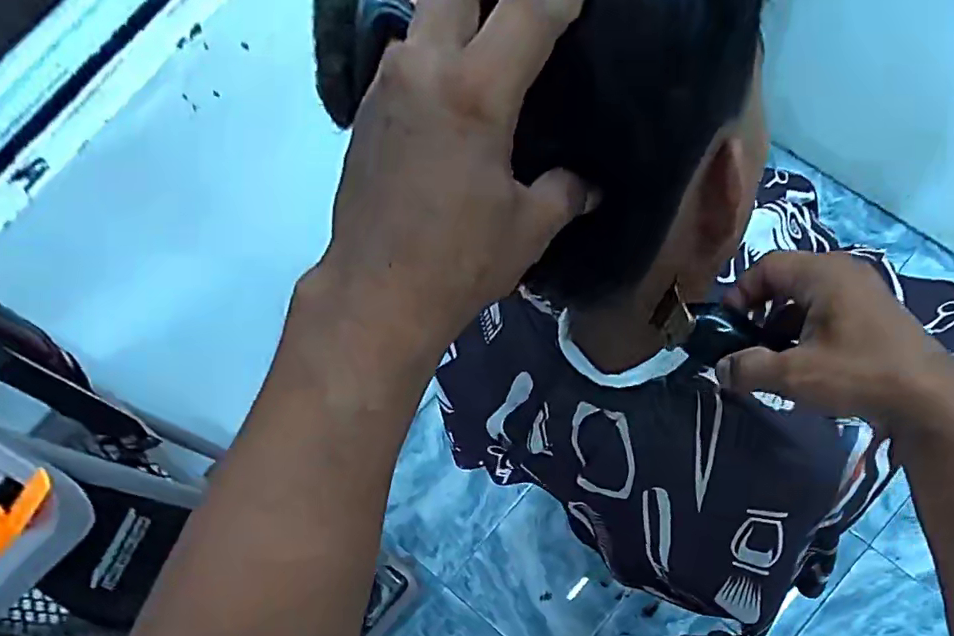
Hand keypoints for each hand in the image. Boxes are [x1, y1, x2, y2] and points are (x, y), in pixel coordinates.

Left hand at [312, 0, 597, 352]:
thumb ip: (563, 194)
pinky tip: (452, 96)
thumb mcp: (528, 231)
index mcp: (475, 93)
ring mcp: (387, 82)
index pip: (526, 14)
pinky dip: (434, 57)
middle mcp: (424, 67)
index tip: (578, 3)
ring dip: (458, 20)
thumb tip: (586, 186)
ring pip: (424, 15)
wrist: (380, 289)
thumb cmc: (461, 262)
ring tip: (489, 51)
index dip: (558, 1)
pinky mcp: (366, 108)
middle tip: (522, 20)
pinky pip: (406, 56)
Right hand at [716, 252, 953, 437]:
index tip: (728, 329)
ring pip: (809, 303)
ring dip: (784, 331)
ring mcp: (864, 295)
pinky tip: (807, 370)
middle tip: (748, 349)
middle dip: (761, 316)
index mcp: (823, 273)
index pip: (767, 266)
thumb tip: (722, 368)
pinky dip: (809, 337)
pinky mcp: (876, 319)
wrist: (925, 396)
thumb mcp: (793, 374)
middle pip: (787, 283)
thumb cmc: (856, 374)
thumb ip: (749, 368)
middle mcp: (845, 273)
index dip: (740, 294)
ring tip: (775, 366)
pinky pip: (829, 317)